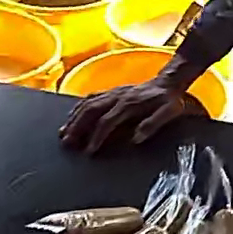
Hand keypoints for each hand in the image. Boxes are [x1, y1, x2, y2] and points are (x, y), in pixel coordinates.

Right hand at [59, 78, 188, 153]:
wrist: (169, 82)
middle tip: (67, 143)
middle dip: (77, 128)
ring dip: (74, 118)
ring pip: (87, 104)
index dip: (97, 137)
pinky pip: (90, 98)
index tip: (89, 151)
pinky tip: (72, 117)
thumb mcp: (168, 112)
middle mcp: (117, 97)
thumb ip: (153, 124)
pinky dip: (78, 108)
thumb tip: (136, 139)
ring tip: (63, 133)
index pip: (107, 122)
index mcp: (129, 104)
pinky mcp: (112, 91)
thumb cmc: (169, 100)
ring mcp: (113, 93)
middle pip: (90, 111)